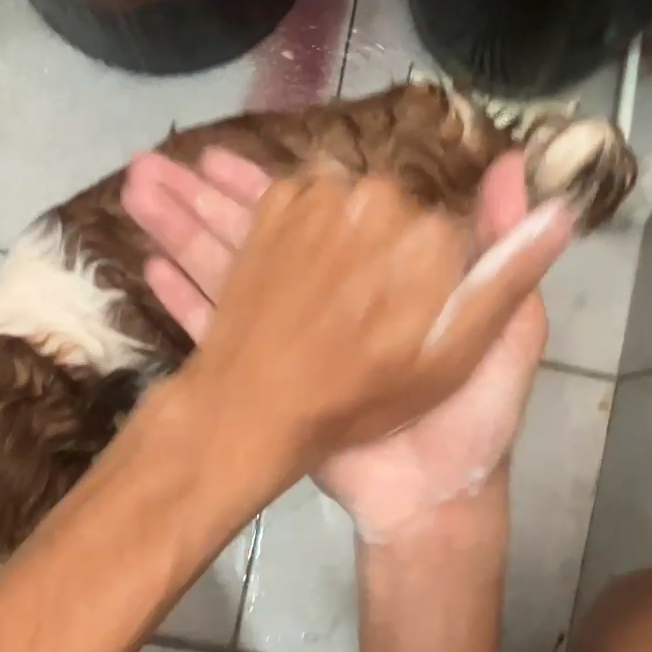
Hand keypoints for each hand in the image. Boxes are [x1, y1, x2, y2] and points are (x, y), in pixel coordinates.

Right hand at [124, 149, 570, 541]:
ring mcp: (294, 338)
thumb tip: (514, 163)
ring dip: (182, 232)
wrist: (428, 496)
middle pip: (260, 237)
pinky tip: (148, 262)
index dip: (268, 183)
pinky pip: (220, 331)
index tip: (221, 155)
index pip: (318, 214)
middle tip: (153, 166)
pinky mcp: (273, 378)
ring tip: (137, 192)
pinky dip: (185, 299)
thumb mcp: (505, 330)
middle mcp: (329, 299)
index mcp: (377, 279)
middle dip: (205, 200)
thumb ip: (506, 254)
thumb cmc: (473, 418)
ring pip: (230, 273)